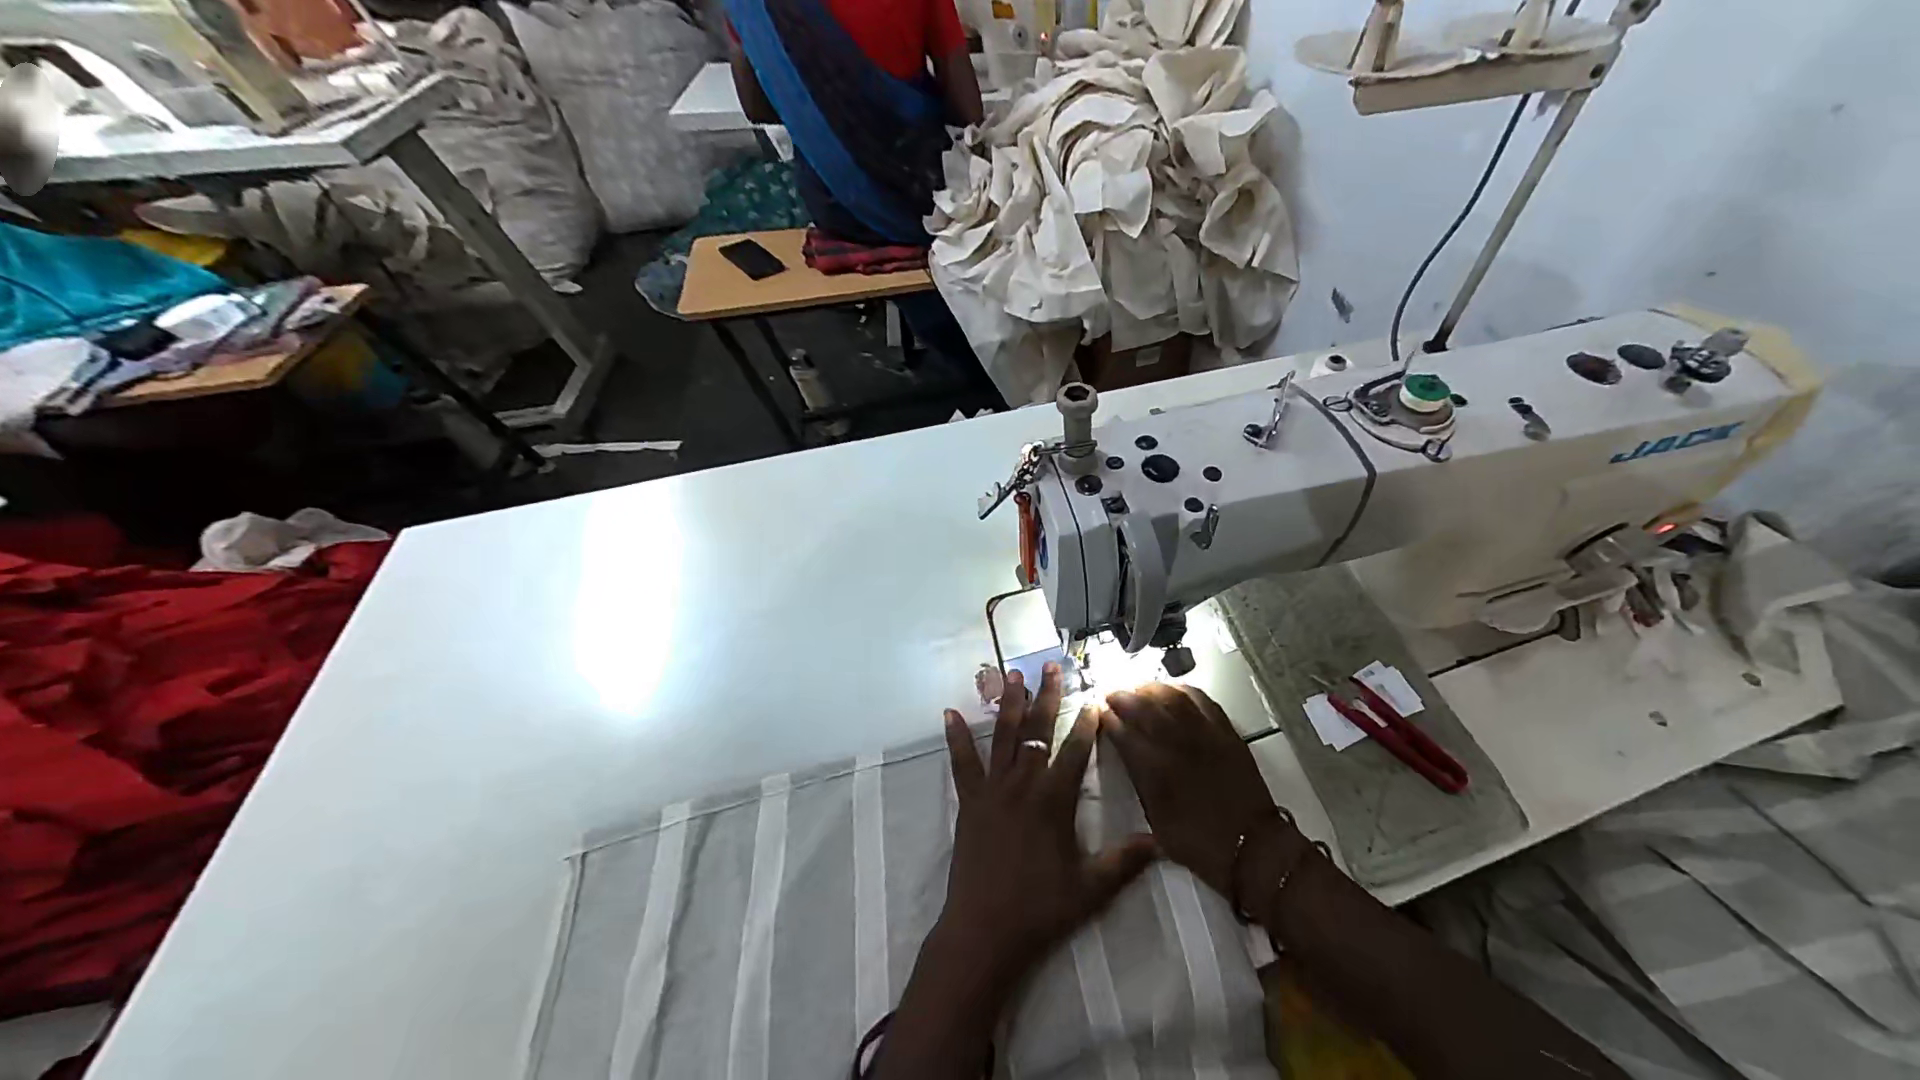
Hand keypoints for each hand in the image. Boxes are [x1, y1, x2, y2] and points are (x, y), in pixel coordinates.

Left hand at [937, 664, 1156, 989]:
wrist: (984, 930)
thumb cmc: (1040, 909)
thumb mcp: (1091, 889)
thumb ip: (1125, 861)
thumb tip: (1160, 841)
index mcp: (1053, 802)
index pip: (1075, 752)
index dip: (1087, 724)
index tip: (1094, 699)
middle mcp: (1022, 786)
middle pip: (1037, 731)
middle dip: (1046, 697)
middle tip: (1052, 666)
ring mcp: (992, 790)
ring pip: (1003, 737)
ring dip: (1008, 704)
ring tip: (1012, 674)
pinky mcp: (968, 802)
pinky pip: (961, 763)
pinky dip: (956, 737)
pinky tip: (949, 712)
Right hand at [1100, 683, 1302, 901]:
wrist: (1252, 848)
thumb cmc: (1198, 842)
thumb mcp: (1156, 818)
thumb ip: (1140, 781)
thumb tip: (1129, 754)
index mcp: (1155, 769)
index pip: (1123, 732)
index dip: (1108, 719)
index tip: (1100, 713)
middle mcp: (1177, 744)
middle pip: (1144, 706)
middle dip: (1123, 697)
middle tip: (1112, 695)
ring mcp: (1204, 734)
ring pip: (1172, 696)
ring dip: (1150, 689)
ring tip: (1138, 689)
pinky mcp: (1226, 732)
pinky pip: (1201, 700)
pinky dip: (1182, 690)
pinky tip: (1172, 691)